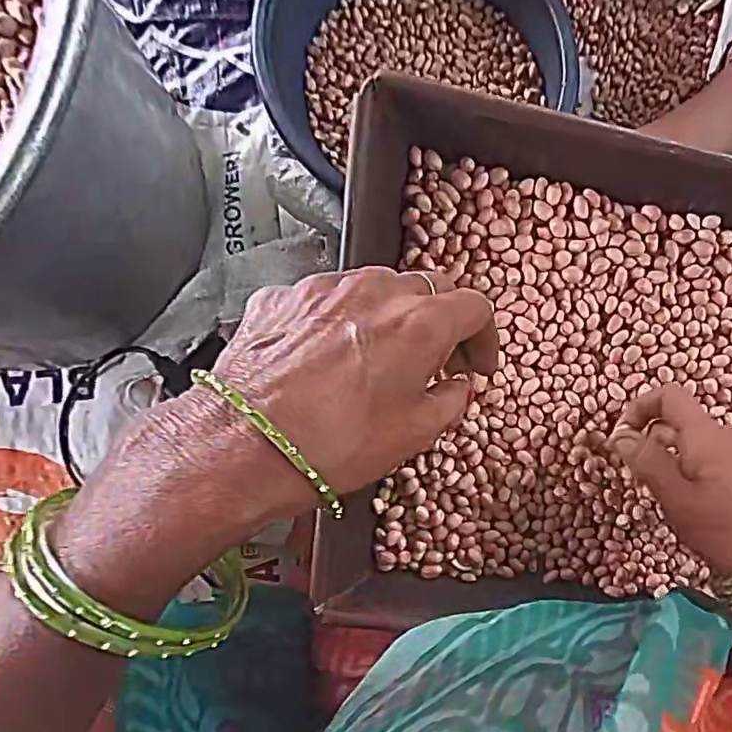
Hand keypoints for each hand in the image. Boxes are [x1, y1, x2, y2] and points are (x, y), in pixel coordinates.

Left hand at [136, 266, 498, 510]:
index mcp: (419, 324)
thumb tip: (458, 387)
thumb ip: (452, 401)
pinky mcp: (287, 296)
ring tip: (382, 361)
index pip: (475, 307)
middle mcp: (376, 291)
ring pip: (379, 287)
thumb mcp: (414, 435)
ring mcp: (327, 288)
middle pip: (429, 289)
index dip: (484, 338)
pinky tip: (334, 357)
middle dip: (441, 325)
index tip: (476, 364)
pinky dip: (346, 320)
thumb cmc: (331, 444)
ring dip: (394, 318)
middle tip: (436, 365)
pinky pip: (332, 298)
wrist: (247, 444)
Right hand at [610, 385, 731, 576]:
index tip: (621, 437)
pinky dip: (683, 468)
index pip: (668, 395)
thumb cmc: (720, 528)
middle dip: (648, 440)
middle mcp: (723, 435)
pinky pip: (703, 456)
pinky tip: (682, 500)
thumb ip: (646, 460)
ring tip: (658, 493)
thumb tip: (620, 435)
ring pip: (688, 441)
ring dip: (664, 458)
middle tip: (635, 474)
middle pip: (676, 419)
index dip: (638, 408)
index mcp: (705, 434)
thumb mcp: (674, 496)